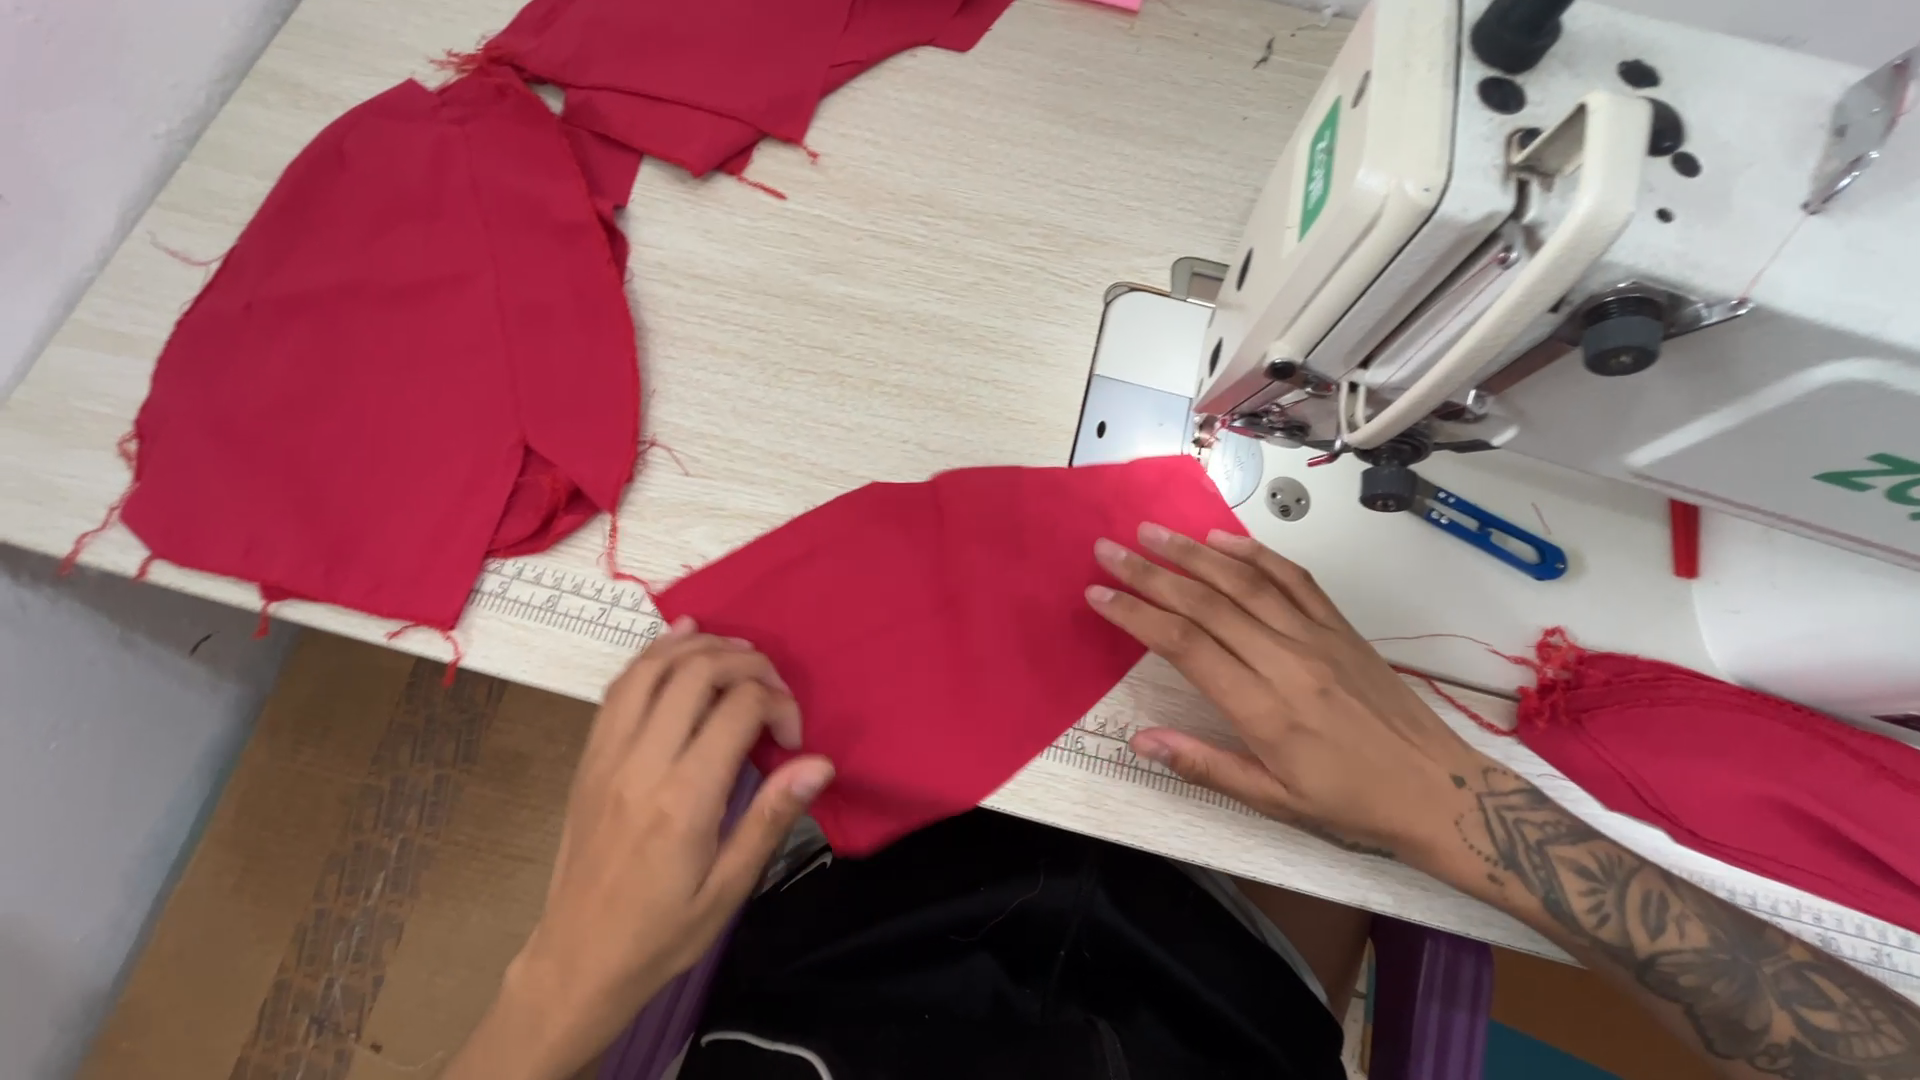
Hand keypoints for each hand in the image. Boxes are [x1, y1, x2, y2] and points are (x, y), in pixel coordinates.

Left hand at [447, 618, 834, 1079]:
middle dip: (749, 663)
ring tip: (738, 651)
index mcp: (684, 799)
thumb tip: (819, 763)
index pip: (739, 708)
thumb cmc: (663, 931)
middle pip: (698, 673)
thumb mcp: (729, 888)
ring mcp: (608, 756)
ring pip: (654, 668)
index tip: (793, 739)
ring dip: (701, 647)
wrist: (577, 960)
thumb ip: (771, 817)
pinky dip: (654, 654)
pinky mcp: (590, 758)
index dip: (780, 705)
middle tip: (775, 688)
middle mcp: (642, 763)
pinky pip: (620, 687)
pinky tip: (680, 641)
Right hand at [1085, 524, 1483, 862]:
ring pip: (1245, 582)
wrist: (1439, 791)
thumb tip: (1140, 740)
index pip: (1185, 647)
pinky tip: (1222, 540)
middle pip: (1205, 604)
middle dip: (1150, 573)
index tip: (1099, 593)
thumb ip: (1204, 764)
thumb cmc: (1351, 803)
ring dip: (1193, 553)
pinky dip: (1255, 555)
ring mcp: (1317, 638)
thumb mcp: (1274, 801)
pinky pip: (1294, 579)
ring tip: (1153, 532)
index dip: (1136, 615)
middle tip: (1109, 549)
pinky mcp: (1340, 628)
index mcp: (1263, 710)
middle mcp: (1286, 661)